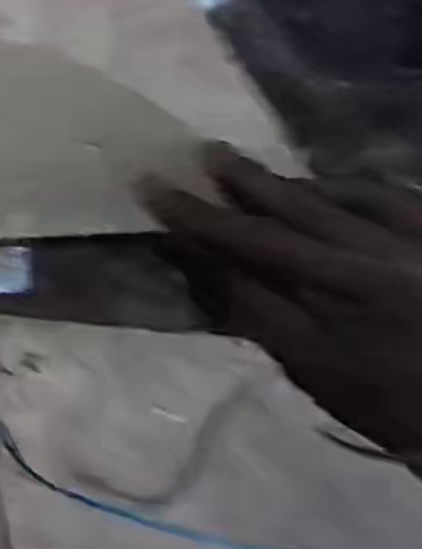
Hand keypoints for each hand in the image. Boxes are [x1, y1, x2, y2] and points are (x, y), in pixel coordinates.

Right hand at [141, 143, 421, 459]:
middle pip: (307, 204)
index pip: (250, 235)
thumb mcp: (303, 356)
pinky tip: (345, 193)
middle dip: (251, 178)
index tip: (152, 186)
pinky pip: (411, 205)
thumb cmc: (385, 398)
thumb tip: (188, 250)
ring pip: (367, 196)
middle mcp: (395, 252)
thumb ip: (248, 297)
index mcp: (348, 282)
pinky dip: (367, 193)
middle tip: (208, 151)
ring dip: (309, 183)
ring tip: (277, 176)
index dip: (195, 211)